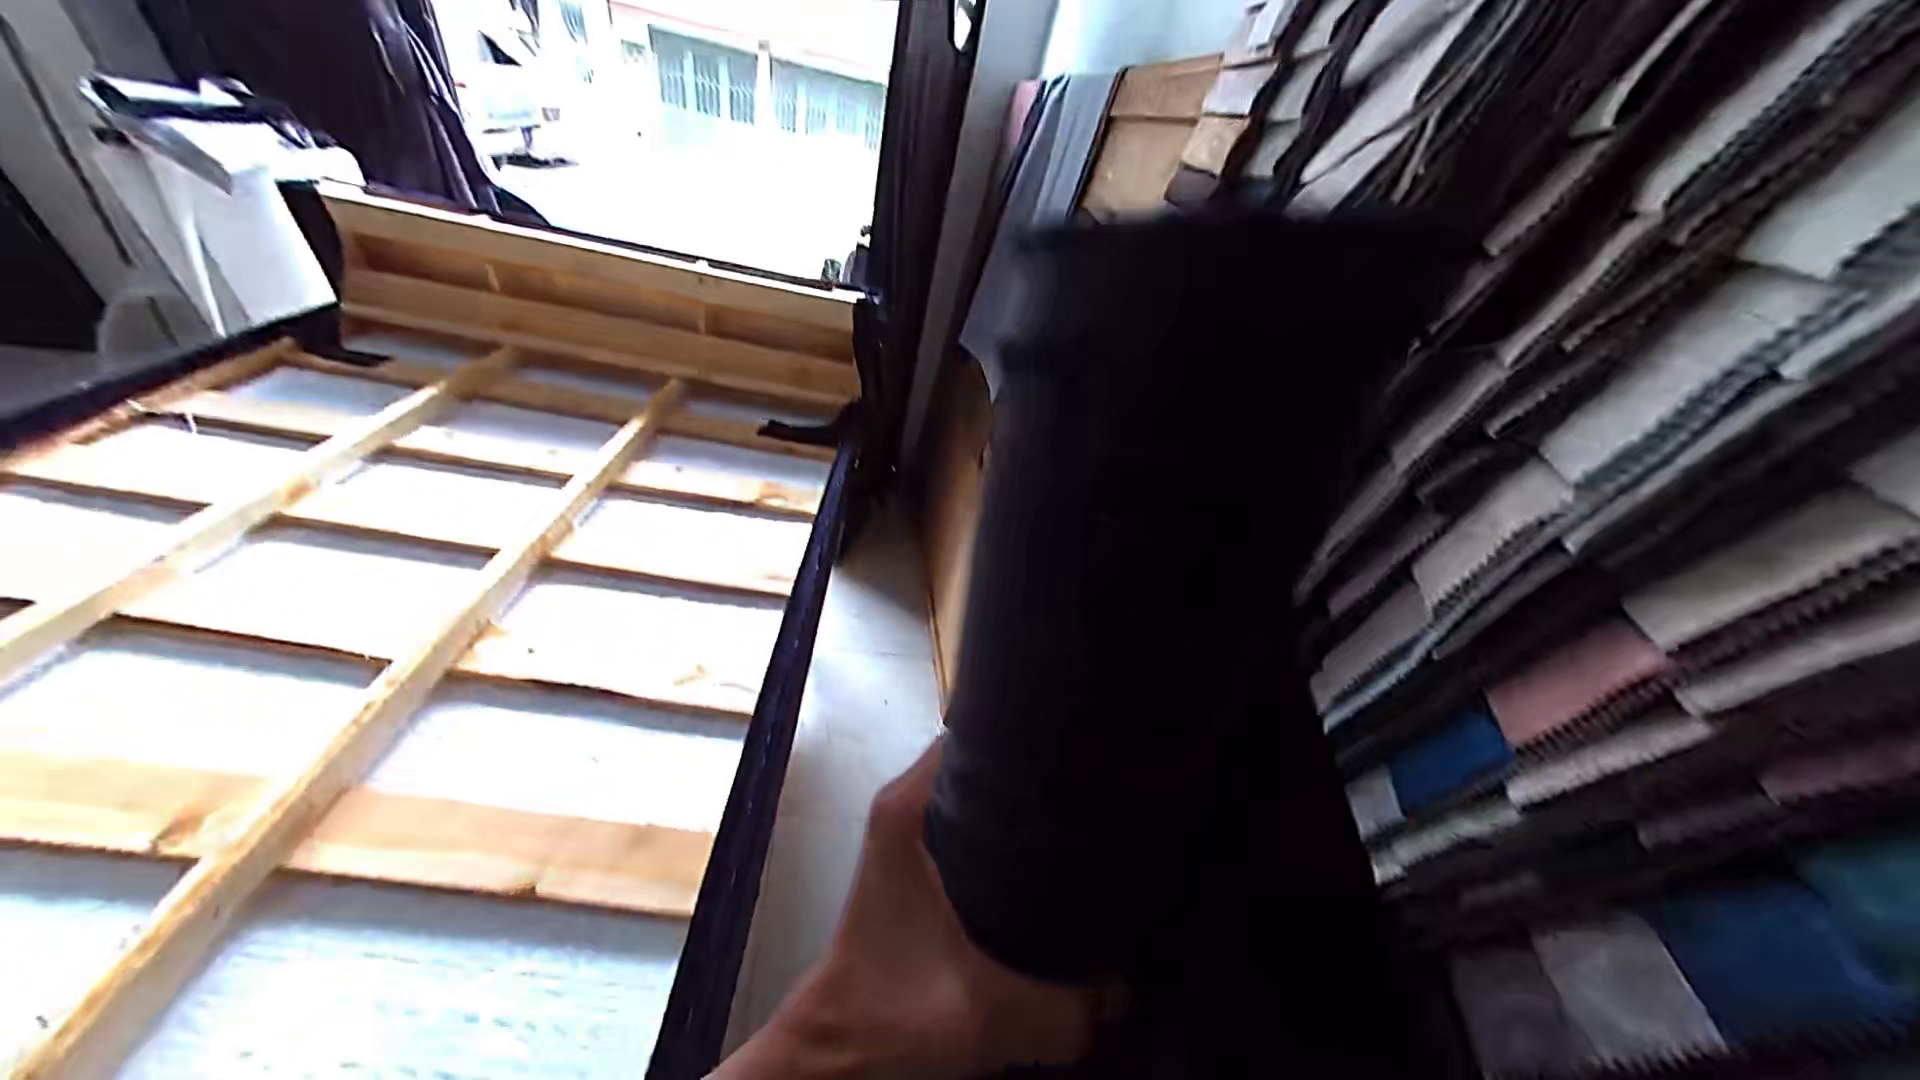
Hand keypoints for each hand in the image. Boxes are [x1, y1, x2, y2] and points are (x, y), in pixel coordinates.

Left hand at [711, 738, 1110, 1078]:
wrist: (839, 1044)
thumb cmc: (894, 1011)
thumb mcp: (986, 1012)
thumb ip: (1065, 1006)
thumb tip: (1129, 982)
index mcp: (907, 808)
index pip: (968, 736)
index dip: (1019, 734)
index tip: (1070, 746)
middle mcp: (904, 801)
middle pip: (974, 754)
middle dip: (1026, 764)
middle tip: (1085, 782)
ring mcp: (906, 823)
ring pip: (969, 782)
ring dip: (1013, 793)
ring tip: (1072, 807)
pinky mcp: (912, 849)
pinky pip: (962, 810)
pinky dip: (996, 820)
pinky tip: (1038, 847)